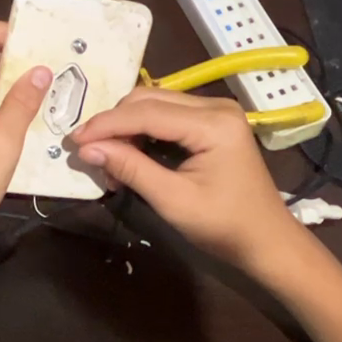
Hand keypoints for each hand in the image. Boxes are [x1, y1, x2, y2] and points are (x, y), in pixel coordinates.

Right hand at [71, 88, 301, 272]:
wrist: (267, 241)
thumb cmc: (224, 226)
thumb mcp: (173, 200)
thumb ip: (131, 169)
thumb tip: (87, 149)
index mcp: (213, 123)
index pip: (146, 113)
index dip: (106, 125)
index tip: (74, 141)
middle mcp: (214, 106)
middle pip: (147, 100)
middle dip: (113, 124)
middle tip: (89, 155)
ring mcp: (214, 112)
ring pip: (153, 104)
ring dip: (125, 128)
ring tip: (107, 160)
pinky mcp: (211, 122)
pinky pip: (166, 116)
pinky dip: (141, 131)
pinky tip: (128, 155)